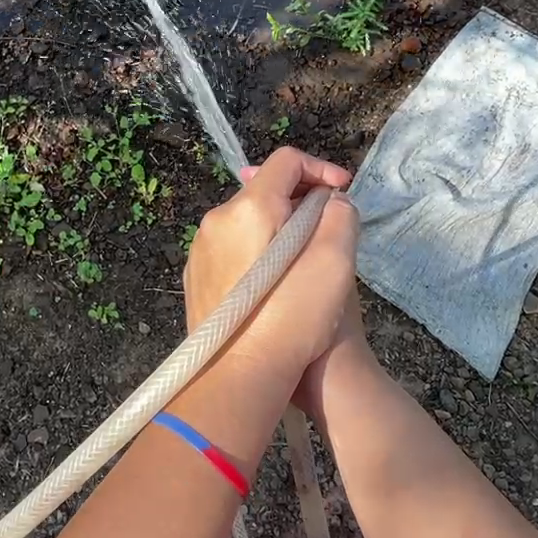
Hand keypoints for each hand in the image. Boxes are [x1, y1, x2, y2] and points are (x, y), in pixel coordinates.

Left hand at [182, 148, 360, 387]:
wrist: (238, 377)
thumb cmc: (291, 319)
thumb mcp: (334, 263)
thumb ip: (340, 217)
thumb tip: (331, 202)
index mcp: (248, 207)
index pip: (286, 160)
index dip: (321, 169)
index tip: (343, 193)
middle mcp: (216, 219)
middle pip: (265, 189)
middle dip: (301, 199)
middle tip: (328, 228)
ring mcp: (200, 249)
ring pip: (247, 220)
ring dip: (279, 226)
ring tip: (303, 259)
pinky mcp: (194, 278)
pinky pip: (231, 247)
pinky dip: (256, 250)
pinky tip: (273, 283)